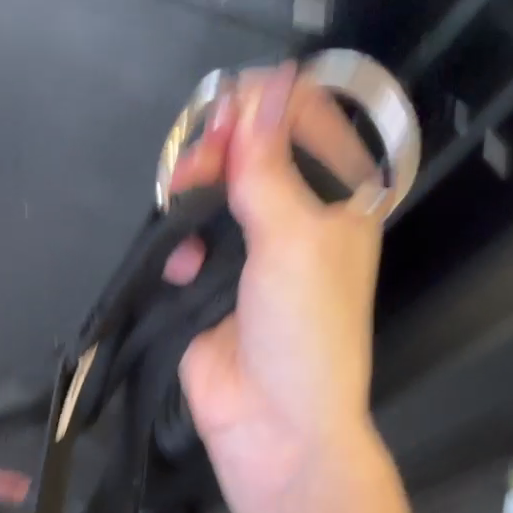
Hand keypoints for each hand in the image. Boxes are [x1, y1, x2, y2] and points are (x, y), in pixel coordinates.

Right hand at [166, 63, 383, 504]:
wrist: (271, 423)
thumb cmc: (305, 330)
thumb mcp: (295, 240)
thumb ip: (266, 169)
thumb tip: (260, 90)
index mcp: (336, 205)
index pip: (302, 131)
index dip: (266, 112)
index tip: (229, 110)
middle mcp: (290, 225)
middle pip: (247, 162)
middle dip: (219, 153)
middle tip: (197, 160)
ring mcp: (242, 261)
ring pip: (208, 202)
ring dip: (191, 195)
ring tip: (179, 199)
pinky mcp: (200, 292)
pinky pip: (182, 249)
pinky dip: (176, 248)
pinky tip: (180, 263)